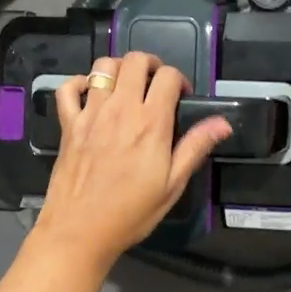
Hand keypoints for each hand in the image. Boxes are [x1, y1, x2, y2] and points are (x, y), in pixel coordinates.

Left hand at [30, 52, 231, 268]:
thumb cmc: (131, 212)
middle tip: (155, 84)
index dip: (178, 79)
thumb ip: (195, 147)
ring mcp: (90, 113)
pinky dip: (79, 84)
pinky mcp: (68, 124)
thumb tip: (223, 123)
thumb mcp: (172, 184)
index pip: (167, 76)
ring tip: (125, 86)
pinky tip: (89, 94)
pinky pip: (67, 88)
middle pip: (134, 61)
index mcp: (151, 122)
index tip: (180, 96)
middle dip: (150, 64)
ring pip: (102, 67)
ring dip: (118, 69)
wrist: (80, 231)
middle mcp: (120, 109)